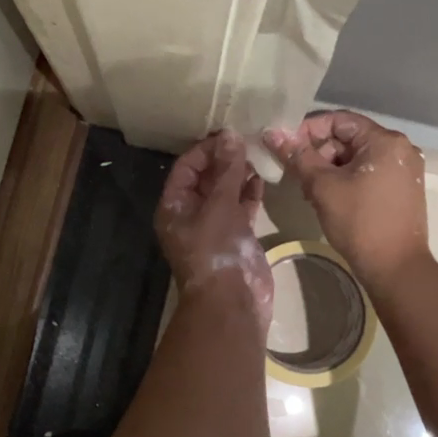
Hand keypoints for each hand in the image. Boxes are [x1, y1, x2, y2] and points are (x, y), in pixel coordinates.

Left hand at [155, 130, 272, 326]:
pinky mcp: (236, 235)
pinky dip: (249, 193)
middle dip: (225, 159)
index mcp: (175, 206)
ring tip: (258, 153)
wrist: (233, 302)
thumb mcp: (219, 205)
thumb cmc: (217, 250)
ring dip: (239, 174)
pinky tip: (263, 178)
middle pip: (206, 177)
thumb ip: (227, 170)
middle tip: (249, 139)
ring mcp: (214, 225)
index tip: (230, 134)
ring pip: (225, 191)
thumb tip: (231, 136)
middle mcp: (191, 213)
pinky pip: (240, 207)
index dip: (206, 149)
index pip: (186, 167)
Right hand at [263, 111, 429, 286]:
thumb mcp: (323, 187)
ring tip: (309, 192)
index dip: (308, 130)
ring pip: (355, 158)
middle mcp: (399, 148)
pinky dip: (345, 180)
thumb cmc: (360, 222)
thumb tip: (272, 133)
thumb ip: (298, 156)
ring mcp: (403, 170)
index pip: (339, 120)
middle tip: (296, 175)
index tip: (286, 147)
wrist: (396, 269)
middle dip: (318, 153)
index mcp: (385, 141)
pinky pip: (367, 172)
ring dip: (328, 169)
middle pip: (348, 139)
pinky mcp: (401, 189)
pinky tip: (327, 199)